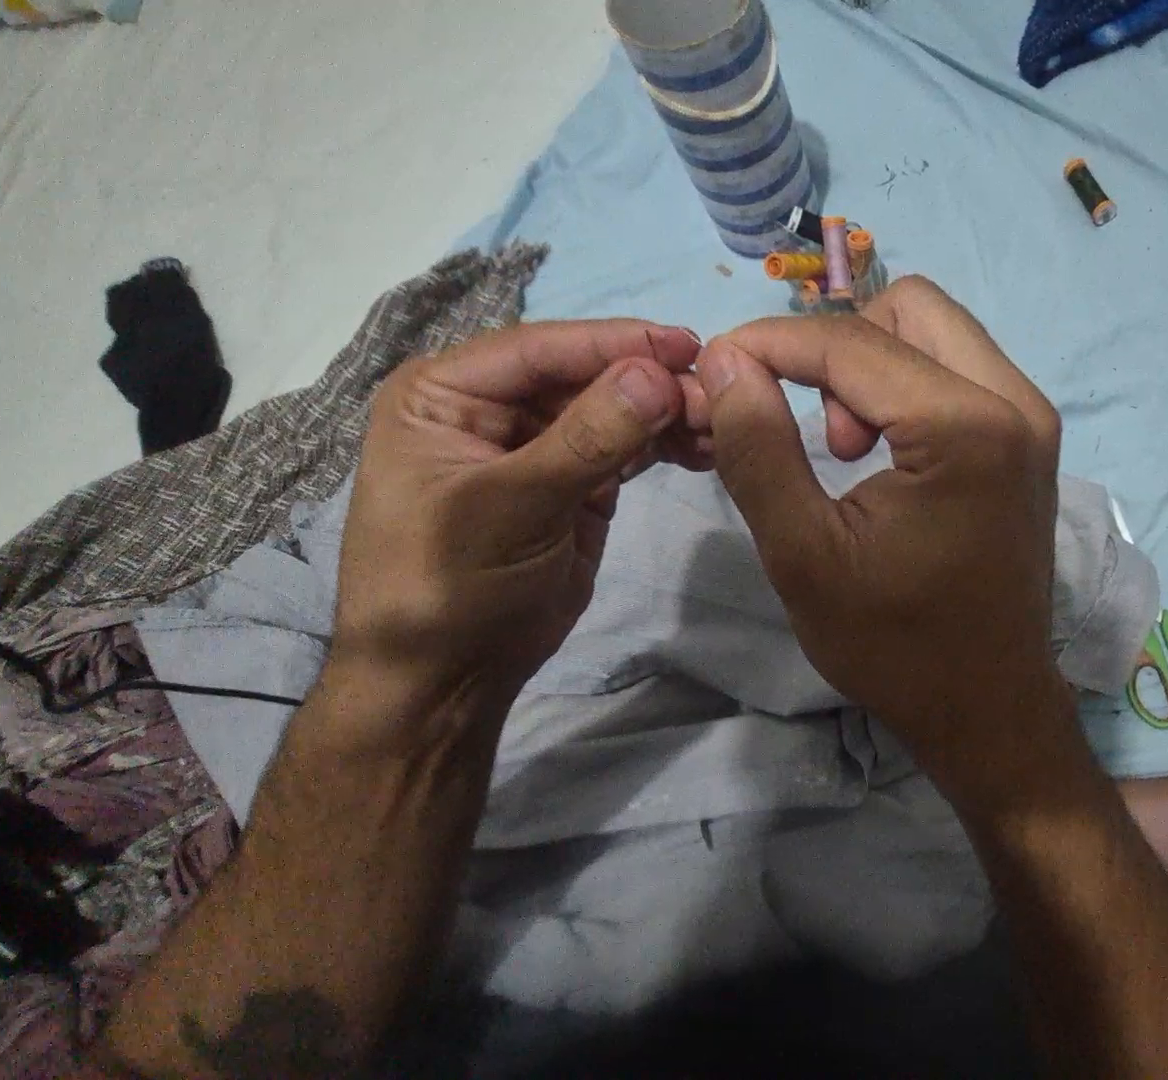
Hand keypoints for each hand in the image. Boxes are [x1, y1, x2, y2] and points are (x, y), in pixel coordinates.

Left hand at [331, 320, 702, 724]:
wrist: (451, 675)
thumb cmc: (452, 583)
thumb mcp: (515, 505)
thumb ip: (589, 437)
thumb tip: (659, 375)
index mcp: (448, 393)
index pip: (541, 350)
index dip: (615, 343)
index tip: (688, 345)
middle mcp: (494, 408)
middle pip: (586, 378)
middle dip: (651, 385)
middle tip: (716, 399)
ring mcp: (540, 446)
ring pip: (615, 411)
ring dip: (667, 416)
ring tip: (719, 426)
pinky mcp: (577, 484)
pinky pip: (627, 450)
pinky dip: (665, 447)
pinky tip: (704, 448)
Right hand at [695, 277, 1071, 809]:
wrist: (988, 705)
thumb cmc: (895, 646)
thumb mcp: (803, 556)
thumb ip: (759, 449)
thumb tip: (726, 361)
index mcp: (966, 428)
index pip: (851, 341)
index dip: (771, 344)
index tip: (717, 367)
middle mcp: (1017, 402)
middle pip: (909, 305)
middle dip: (838, 345)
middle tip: (814, 427)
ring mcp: (1034, 419)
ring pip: (939, 331)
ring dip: (876, 364)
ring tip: (850, 449)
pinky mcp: (1031, 440)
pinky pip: (961, 370)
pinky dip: (909, 386)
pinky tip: (888, 455)